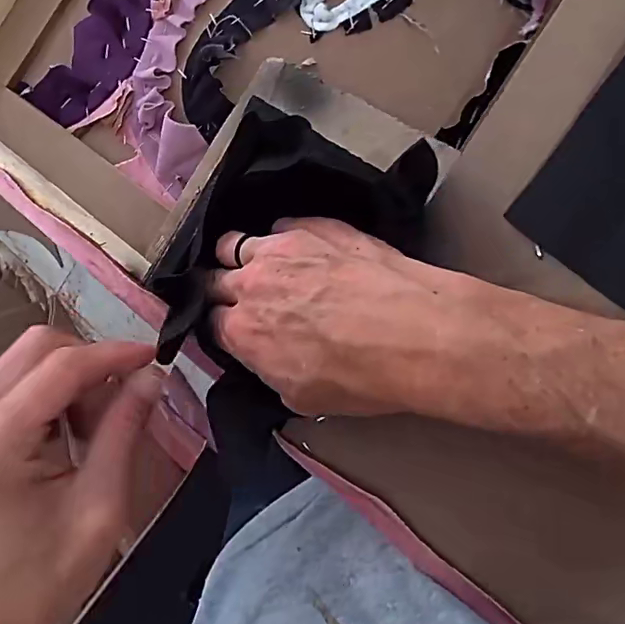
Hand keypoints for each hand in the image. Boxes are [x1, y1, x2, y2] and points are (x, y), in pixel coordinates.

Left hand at [0, 328, 163, 623]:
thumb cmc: (35, 587)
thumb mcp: (98, 508)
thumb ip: (124, 431)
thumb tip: (150, 377)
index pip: (63, 364)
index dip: (116, 352)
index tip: (154, 357)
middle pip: (37, 346)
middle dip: (90, 359)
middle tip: (122, 394)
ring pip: (23, 360)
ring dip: (69, 376)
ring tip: (95, 422)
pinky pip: (9, 386)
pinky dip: (47, 392)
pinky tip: (66, 431)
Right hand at [207, 218, 560, 422]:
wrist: (414, 330)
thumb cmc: (363, 375)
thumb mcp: (304, 398)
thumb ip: (269, 369)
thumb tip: (268, 355)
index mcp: (243, 332)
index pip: (210, 322)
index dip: (222, 325)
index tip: (234, 325)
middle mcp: (252, 285)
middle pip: (213, 278)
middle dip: (220, 287)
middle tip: (239, 293)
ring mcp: (282, 248)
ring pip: (236, 242)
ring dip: (241, 254)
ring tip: (261, 263)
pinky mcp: (314, 224)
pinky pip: (281, 225)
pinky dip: (283, 236)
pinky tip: (303, 246)